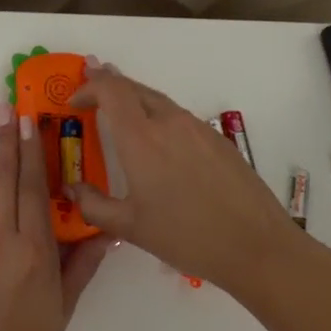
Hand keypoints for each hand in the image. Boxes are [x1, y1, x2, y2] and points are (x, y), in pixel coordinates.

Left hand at [0, 105, 112, 330]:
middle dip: (7, 140)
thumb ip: (83, 264)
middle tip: (9, 107)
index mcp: (35, 250)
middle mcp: (3, 238)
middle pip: (4, 178)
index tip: (30, 121)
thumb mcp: (65, 305)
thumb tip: (107, 231)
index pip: (34, 189)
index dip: (32, 152)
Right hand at [65, 64, 300, 290]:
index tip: (73, 102)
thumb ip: (94, 206)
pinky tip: (158, 140)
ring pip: (157, 100)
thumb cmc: (187, 236)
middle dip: (107, 83)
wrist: (258, 248)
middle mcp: (169, 123)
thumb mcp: (131, 227)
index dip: (88, 87)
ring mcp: (197, 129)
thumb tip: (72, 189)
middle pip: (133, 87)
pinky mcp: (218, 140)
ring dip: (133, 99)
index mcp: (141, 138)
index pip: (110, 90)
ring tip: (119, 109)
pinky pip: (178, 117)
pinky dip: (157, 115)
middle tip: (89, 87)